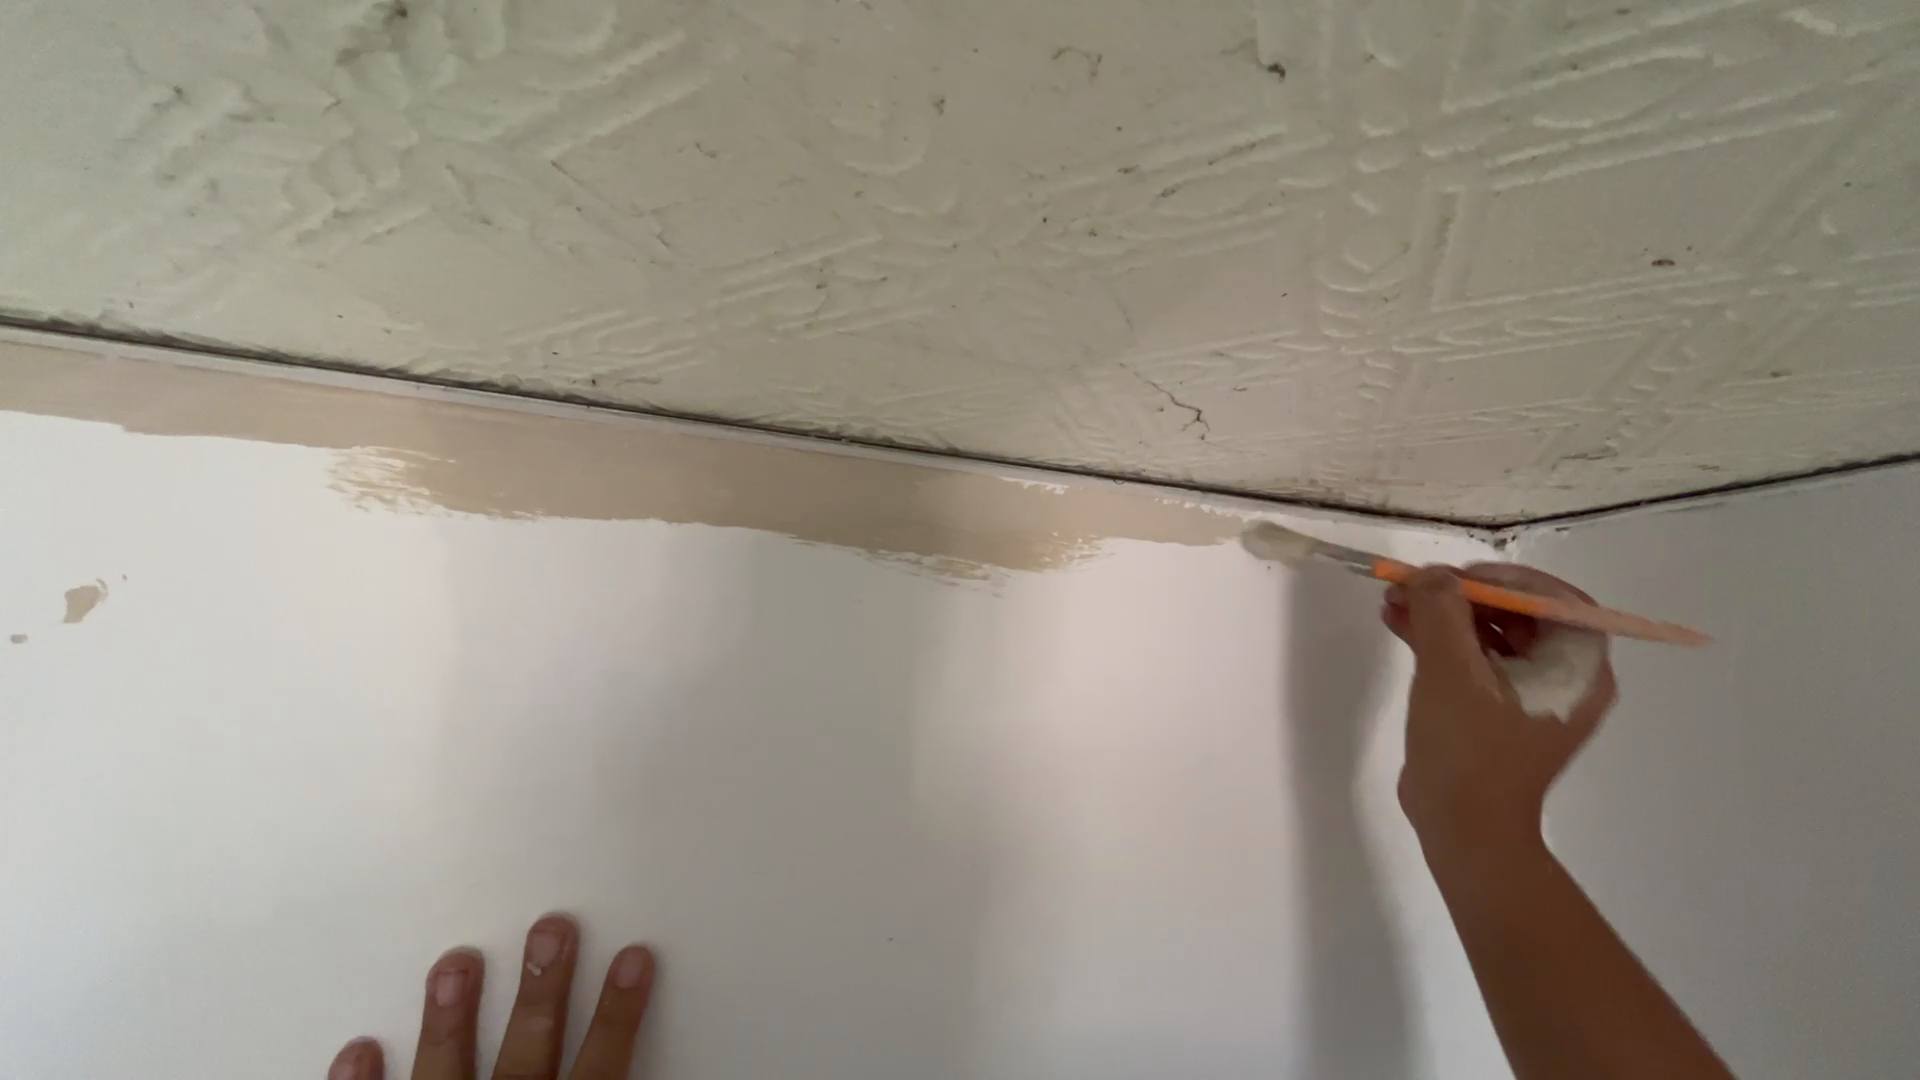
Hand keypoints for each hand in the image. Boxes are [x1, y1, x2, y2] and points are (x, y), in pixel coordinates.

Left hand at [327, 915, 656, 1079]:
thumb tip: (666, 1061)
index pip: (601, 1068)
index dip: (619, 1012)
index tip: (634, 955)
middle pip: (528, 1058)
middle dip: (541, 992)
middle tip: (550, 928)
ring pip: (446, 1078)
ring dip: (450, 1022)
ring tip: (454, 962)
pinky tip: (358, 1050)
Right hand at [1382, 565, 1616, 853]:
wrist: (1463, 825)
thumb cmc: (1469, 747)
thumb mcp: (1450, 671)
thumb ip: (1441, 612)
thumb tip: (1432, 574)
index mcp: (1576, 669)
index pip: (1553, 599)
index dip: (1502, 577)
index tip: (1451, 577)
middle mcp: (1562, 677)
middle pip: (1516, 614)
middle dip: (1460, 595)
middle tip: (1412, 585)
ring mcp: (1528, 695)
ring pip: (1489, 635)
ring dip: (1442, 615)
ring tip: (1392, 601)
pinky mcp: (1495, 710)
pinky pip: (1473, 660)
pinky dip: (1438, 641)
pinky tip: (1397, 625)